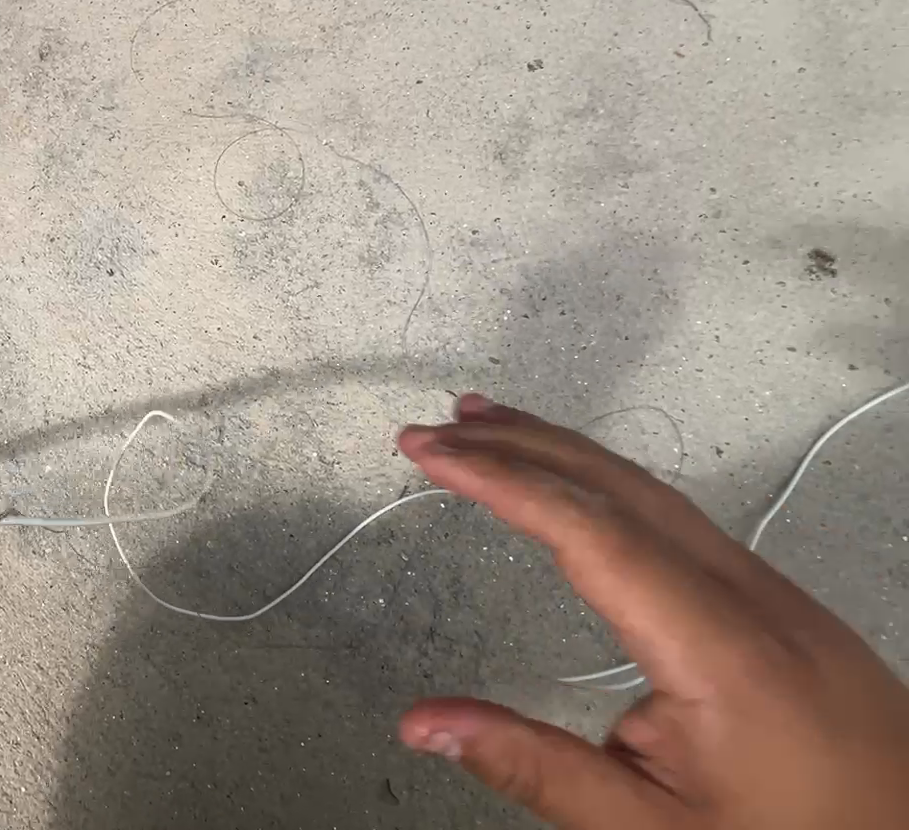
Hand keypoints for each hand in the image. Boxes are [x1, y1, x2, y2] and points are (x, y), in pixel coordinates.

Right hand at [395, 394, 908, 828]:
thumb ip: (538, 770)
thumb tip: (417, 723)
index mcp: (726, 651)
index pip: (591, 530)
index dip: (500, 480)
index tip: (427, 452)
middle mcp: (756, 601)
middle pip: (620, 489)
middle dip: (515, 446)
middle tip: (430, 431)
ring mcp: (776, 596)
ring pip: (649, 490)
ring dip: (554, 449)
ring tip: (478, 424)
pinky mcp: (778, 606)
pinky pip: (670, 513)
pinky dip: (596, 477)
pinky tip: (565, 480)